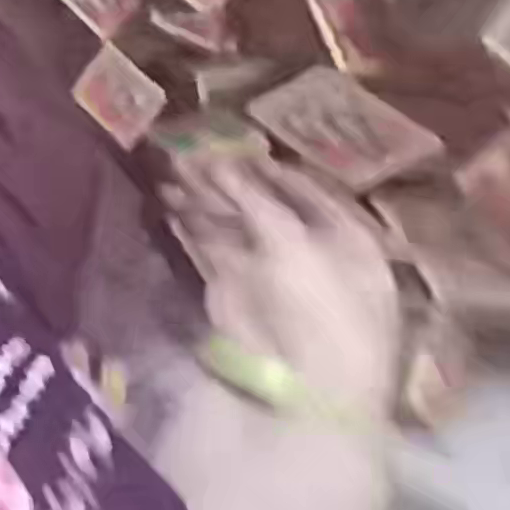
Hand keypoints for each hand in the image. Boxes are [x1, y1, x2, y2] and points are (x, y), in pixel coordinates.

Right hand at [168, 156, 398, 411]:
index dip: (267, 166)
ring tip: (166, 169)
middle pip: (260, 201)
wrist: (292, 368)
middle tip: (184, 151)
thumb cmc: (313, 301)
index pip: (305, 189)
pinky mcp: (229, 274)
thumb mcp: (289, 240)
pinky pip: (205, 237)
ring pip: (228, 217)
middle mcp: (307, 246)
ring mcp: (266, 261)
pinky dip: (185, 217)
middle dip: (222, 177)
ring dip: (198, 194)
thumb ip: (249, 195)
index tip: (227, 141)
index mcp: (344, 238)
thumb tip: (212, 157)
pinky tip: (164, 199)